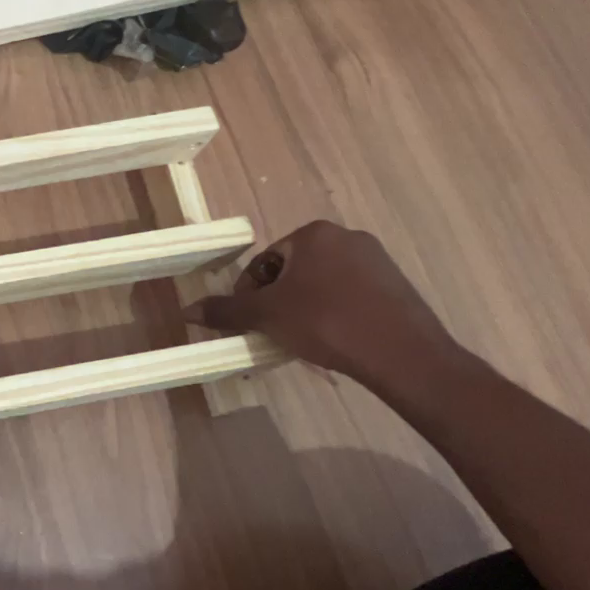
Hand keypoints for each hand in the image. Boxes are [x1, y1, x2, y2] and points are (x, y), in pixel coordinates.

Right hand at [183, 220, 463, 387]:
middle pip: (292, 270)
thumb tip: (187, 310)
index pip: (263, 261)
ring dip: (304, 307)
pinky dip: (334, 313)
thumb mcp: (266, 316)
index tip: (250, 322)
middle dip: (278, 300)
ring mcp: (376, 260)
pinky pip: (349, 294)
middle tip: (273, 331)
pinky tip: (333, 339)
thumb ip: (226, 310)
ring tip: (302, 338)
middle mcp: (346, 237)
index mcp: (313, 234)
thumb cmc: (326, 323)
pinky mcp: (396, 285)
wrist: (403, 354)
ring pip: (321, 283)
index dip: (249, 294)